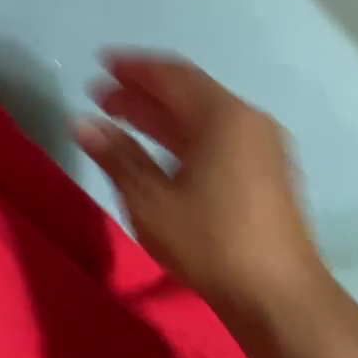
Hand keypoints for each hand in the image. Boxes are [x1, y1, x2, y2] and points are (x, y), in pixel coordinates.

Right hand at [75, 52, 325, 312]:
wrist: (276, 293)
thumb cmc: (208, 241)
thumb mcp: (150, 200)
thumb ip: (116, 156)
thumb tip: (81, 122)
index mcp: (222, 119)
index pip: (172, 76)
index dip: (133, 68)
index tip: (100, 64)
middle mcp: (247, 122)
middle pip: (188, 93)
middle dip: (142, 92)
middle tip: (100, 95)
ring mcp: (260, 147)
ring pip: (201, 116)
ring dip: (158, 114)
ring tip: (119, 118)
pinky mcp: (263, 171)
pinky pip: (214, 135)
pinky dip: (179, 133)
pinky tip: (156, 150)